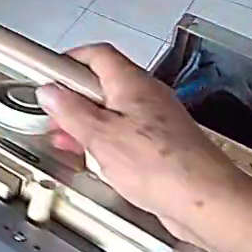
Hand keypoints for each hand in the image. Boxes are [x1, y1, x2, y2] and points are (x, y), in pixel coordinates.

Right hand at [36, 44, 239, 242]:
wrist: (203, 197)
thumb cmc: (162, 165)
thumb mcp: (101, 137)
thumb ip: (72, 112)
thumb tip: (51, 92)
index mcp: (133, 83)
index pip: (97, 54)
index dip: (69, 61)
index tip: (48, 75)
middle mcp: (148, 95)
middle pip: (104, 84)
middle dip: (75, 100)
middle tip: (54, 116)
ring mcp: (157, 119)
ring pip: (114, 111)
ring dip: (89, 124)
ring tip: (70, 141)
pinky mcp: (162, 143)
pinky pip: (127, 133)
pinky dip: (108, 142)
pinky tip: (98, 160)